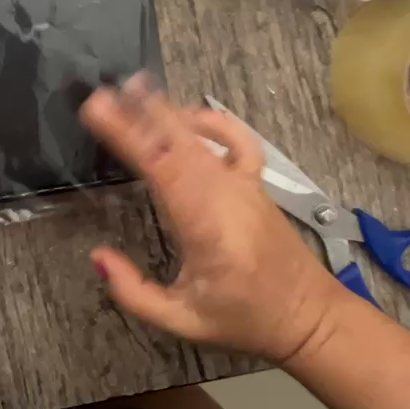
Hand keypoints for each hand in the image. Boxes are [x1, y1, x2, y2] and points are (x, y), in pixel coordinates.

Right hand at [81, 76, 348, 362]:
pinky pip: (237, 140)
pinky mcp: (255, 181)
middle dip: (138, 113)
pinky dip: (213, 121)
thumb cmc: (245, 317)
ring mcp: (243, 184)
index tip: (98, 112)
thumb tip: (98, 256)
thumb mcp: (184, 321)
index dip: (128, 136)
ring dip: (165, 110)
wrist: (312, 318)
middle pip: (176, 142)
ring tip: (133, 87)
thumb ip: (136, 293)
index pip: (160, 168)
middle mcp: (225, 196)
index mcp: (205, 227)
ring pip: (200, 137)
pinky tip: (186, 112)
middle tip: (104, 92)